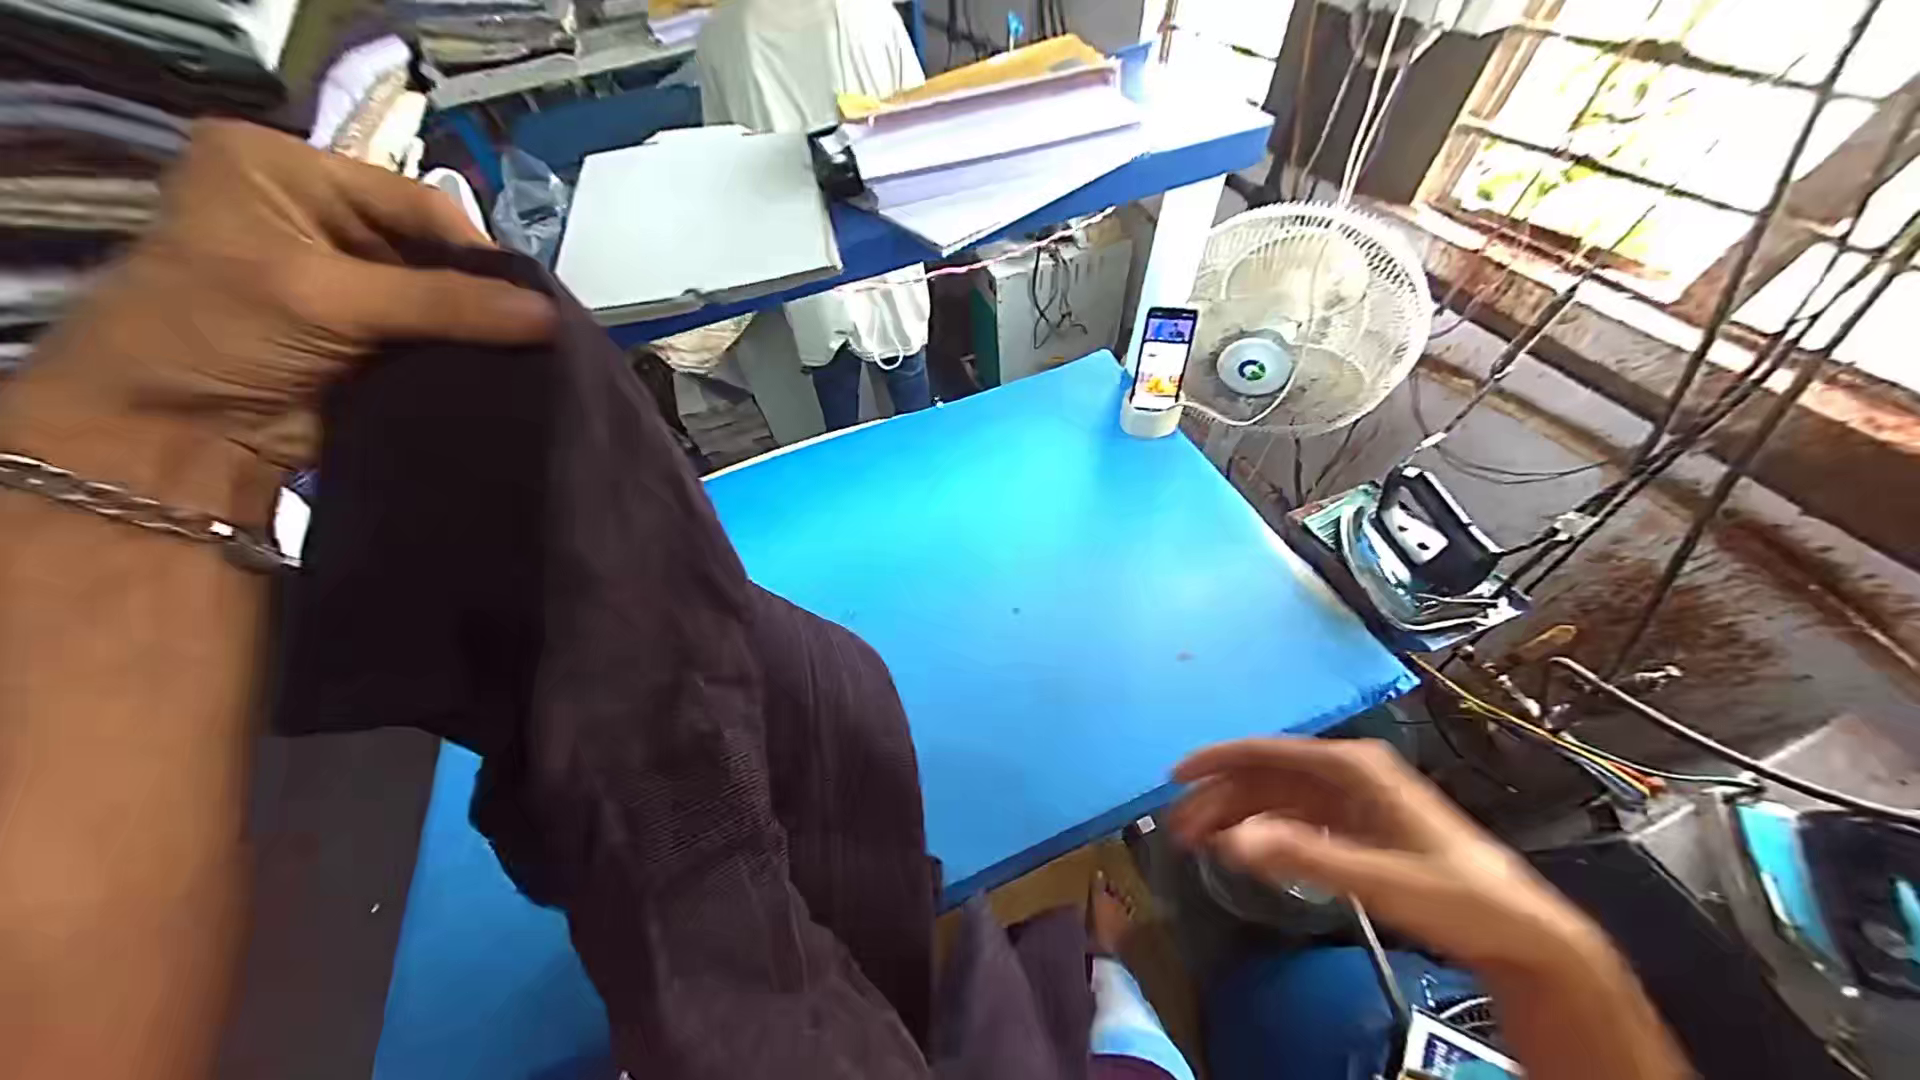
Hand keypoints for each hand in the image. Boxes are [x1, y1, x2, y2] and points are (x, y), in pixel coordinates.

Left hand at [0, 120, 555, 524]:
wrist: (177, 435)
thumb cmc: (219, 334)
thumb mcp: (330, 298)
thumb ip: (447, 302)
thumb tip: (554, 315)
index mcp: (286, 171)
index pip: (419, 204)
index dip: (479, 252)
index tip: (537, 304)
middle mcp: (323, 217)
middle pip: (438, 250)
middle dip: (487, 294)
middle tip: (544, 331)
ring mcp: (353, 280)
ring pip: (449, 297)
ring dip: (485, 329)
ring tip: (537, 353)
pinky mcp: (376, 333)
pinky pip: (444, 334)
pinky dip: (472, 352)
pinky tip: (508, 366)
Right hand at [1169, 737, 1606, 975]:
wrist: (1520, 934)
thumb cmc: (1458, 897)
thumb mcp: (1382, 879)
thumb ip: (1307, 856)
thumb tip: (1234, 841)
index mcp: (1352, 766)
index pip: (1267, 751)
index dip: (1217, 760)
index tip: (1177, 776)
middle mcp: (1344, 772)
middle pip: (1263, 776)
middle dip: (1219, 798)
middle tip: (1180, 827)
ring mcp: (1347, 798)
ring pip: (1272, 797)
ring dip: (1234, 816)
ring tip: (1198, 842)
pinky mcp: (1350, 824)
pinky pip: (1290, 819)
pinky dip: (1261, 832)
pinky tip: (1241, 849)